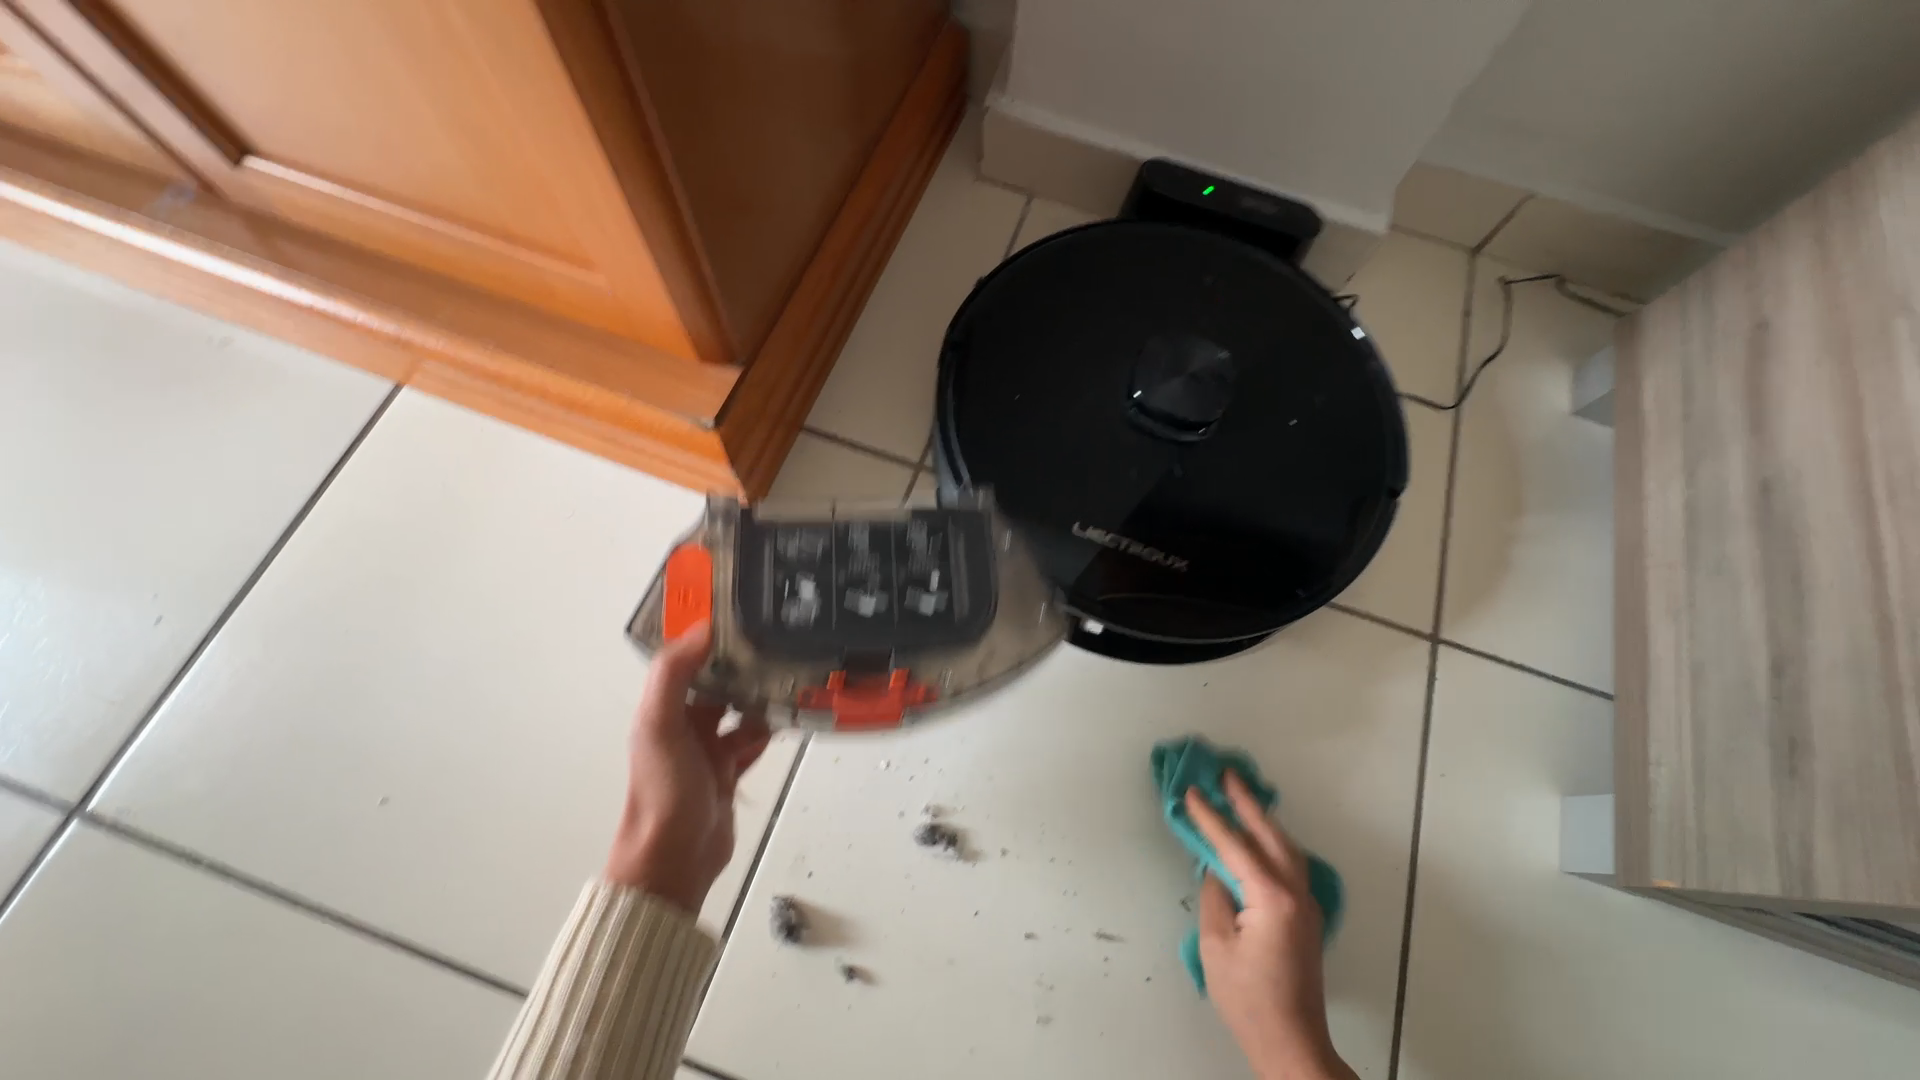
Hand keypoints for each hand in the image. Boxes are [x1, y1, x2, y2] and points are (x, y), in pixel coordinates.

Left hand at [605, 622, 770, 914]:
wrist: (675, 857)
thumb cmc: (664, 788)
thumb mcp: (660, 724)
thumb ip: (673, 674)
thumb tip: (704, 626)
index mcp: (664, 707)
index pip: (690, 660)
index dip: (714, 637)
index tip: (748, 614)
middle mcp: (685, 723)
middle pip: (719, 682)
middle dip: (745, 664)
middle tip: (782, 643)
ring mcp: (708, 748)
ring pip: (740, 709)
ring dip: (761, 696)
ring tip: (792, 677)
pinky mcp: (730, 771)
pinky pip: (752, 740)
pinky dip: (768, 730)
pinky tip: (788, 719)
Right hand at [1186, 773, 1356, 1079]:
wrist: (1291, 1041)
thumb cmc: (1248, 998)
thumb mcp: (1215, 944)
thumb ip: (1214, 897)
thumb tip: (1215, 870)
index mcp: (1271, 897)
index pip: (1234, 846)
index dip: (1210, 818)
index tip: (1191, 792)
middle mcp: (1295, 893)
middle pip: (1270, 836)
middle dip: (1246, 803)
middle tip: (1225, 774)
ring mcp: (1305, 905)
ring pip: (1285, 848)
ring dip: (1262, 820)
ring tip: (1241, 796)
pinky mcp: (1305, 918)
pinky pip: (1289, 864)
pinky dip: (1272, 842)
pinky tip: (1258, 838)